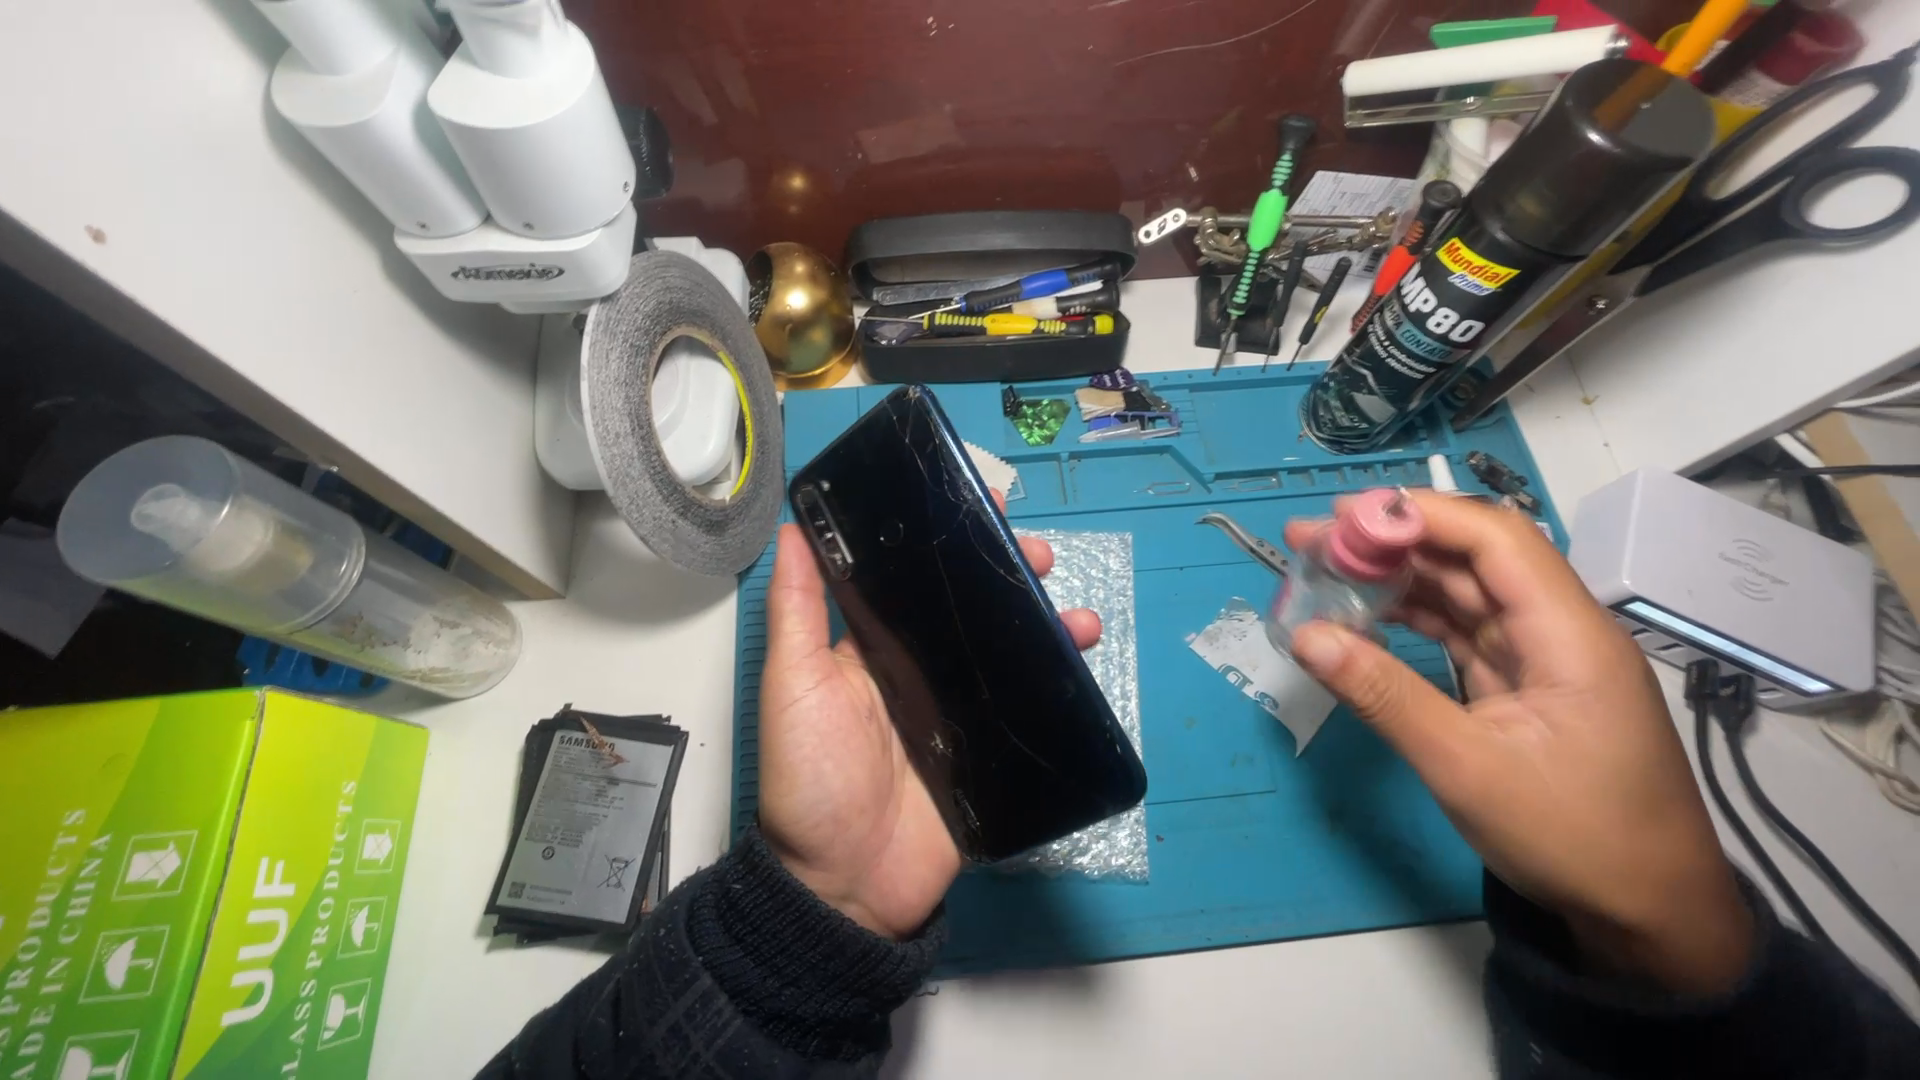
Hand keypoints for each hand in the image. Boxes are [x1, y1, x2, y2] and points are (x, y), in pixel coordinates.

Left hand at [758, 497, 1101, 940]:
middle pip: (975, 610)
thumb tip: (792, 527)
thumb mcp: (795, 683)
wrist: (847, 881)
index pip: (918, 580)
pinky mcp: (993, 752)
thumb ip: (797, 609)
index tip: (986, 508)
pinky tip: (1082, 662)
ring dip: (1049, 624)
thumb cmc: (811, 775)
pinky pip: (1032, 708)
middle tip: (1040, 556)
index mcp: (877, 646)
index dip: (949, 543)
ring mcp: (963, 711)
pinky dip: (1061, 684)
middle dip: (1011, 575)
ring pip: (1013, 653)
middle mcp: (923, 670)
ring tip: (1077, 618)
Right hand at [1285, 493, 1752, 993]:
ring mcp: (1537, 658)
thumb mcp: (1465, 767)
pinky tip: (1361, 617)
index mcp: (1568, 635)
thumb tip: (1305, 635)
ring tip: (1322, 573)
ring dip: (1393, 579)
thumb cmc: (1573, 838)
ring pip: (1459, 593)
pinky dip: (1408, 620)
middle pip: (1469, 559)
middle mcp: (1556, 631)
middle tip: (1309, 543)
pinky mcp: (1519, 685)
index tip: (1342, 518)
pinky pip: (1456, 632)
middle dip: (1390, 543)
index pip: (1494, 540)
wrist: (1647, 917)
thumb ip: (1384, 694)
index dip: (1419, 515)